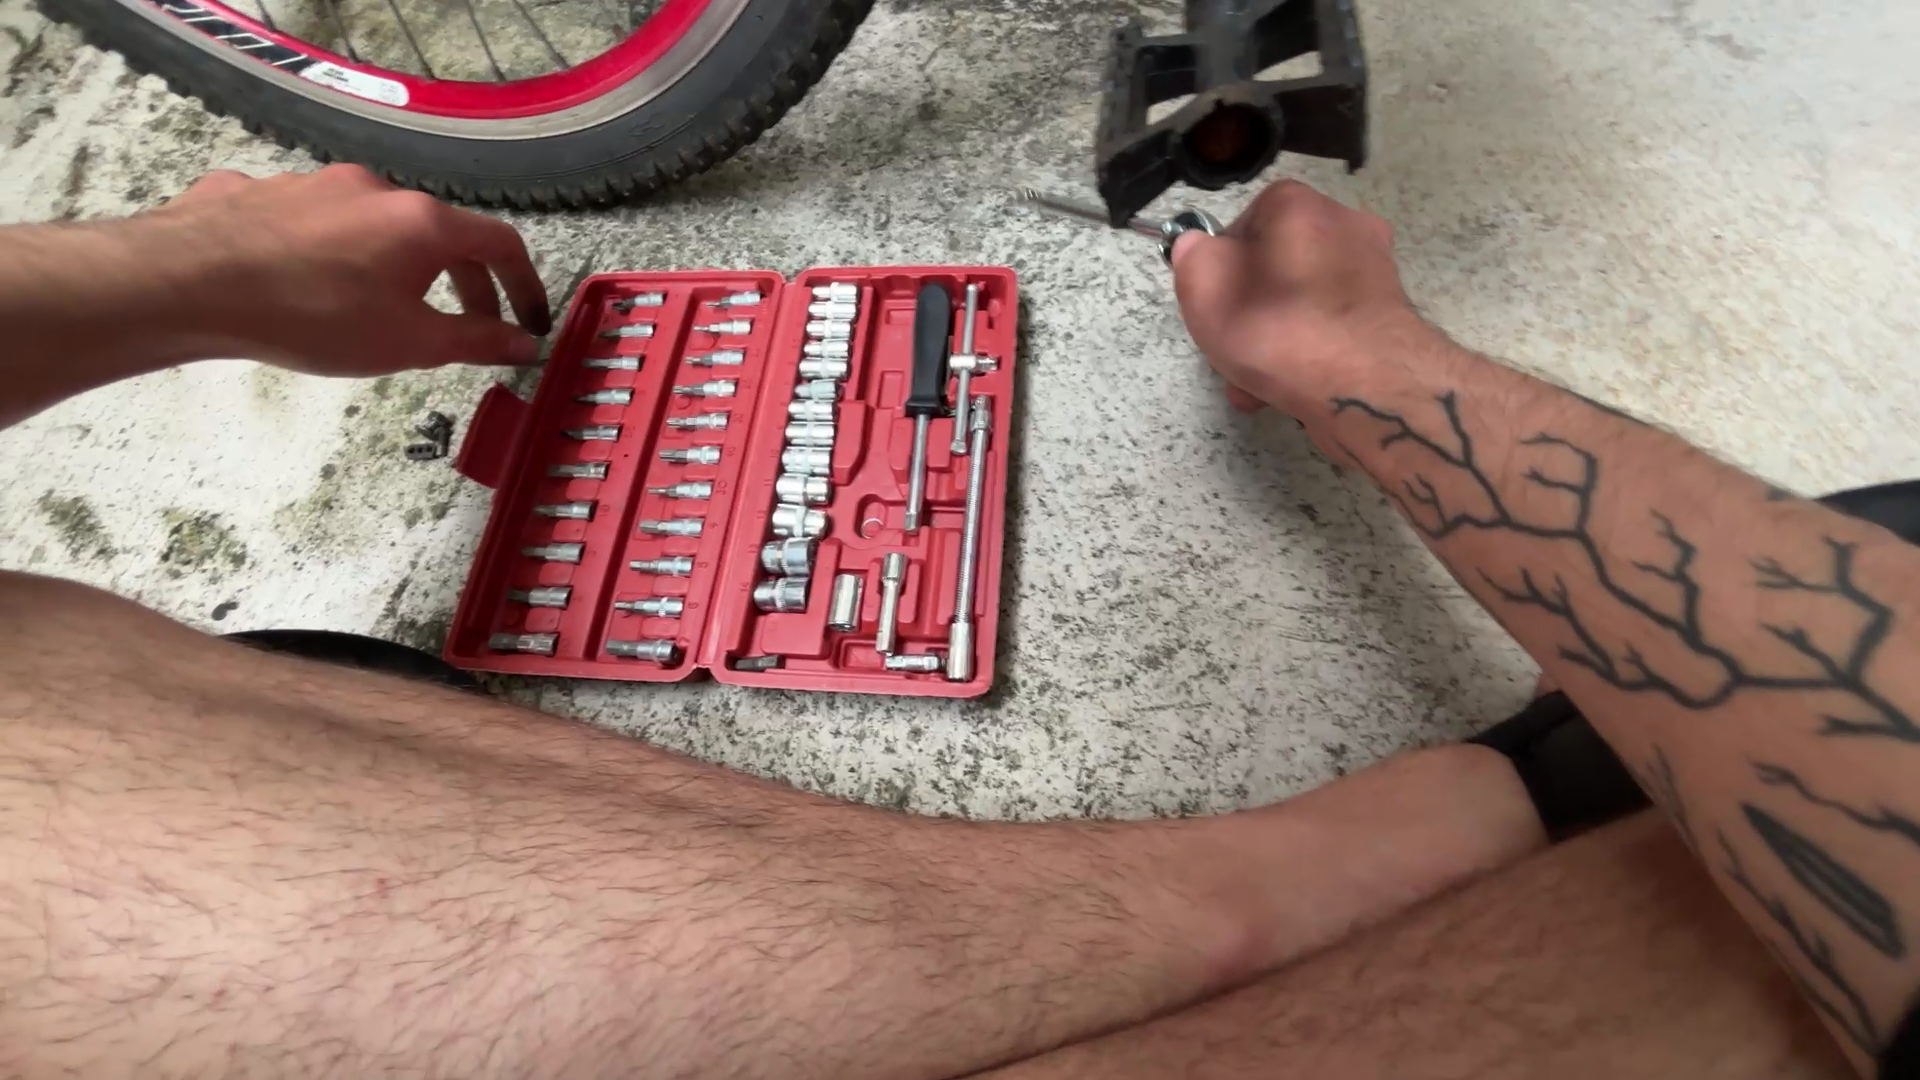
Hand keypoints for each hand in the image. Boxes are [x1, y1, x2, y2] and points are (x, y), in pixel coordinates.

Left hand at [138, 165, 549, 376]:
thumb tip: (524, 345)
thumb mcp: (416, 342)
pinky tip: (319, 281)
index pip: (502, 245)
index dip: (527, 286)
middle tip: (472, 328)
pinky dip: (342, 253)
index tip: (532, 323)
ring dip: (407, 267)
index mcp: (424, 223)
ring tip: (393, 307)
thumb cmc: (320, 316)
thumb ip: (480, 341)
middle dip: (469, 285)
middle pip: (445, 235)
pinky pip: (321, 221)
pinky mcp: (259, 190)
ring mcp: (314, 183)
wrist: (183, 284)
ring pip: (383, 227)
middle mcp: (376, 190)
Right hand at [1171, 180, 1428, 417]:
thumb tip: (1197, 248)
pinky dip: (1307, 350)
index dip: (1221, 266)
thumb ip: (1192, 256)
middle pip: (1274, 266)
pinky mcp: (1386, 312)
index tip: (1212, 303)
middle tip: (1230, 349)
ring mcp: (1372, 269)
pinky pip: (1328, 325)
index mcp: (1297, 205)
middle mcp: (1343, 224)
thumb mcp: (1203, 288)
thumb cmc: (1274, 329)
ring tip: (1254, 382)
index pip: (1245, 222)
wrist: (1359, 382)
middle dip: (1247, 310)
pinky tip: (1289, 384)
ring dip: (1272, 338)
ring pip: (1300, 301)